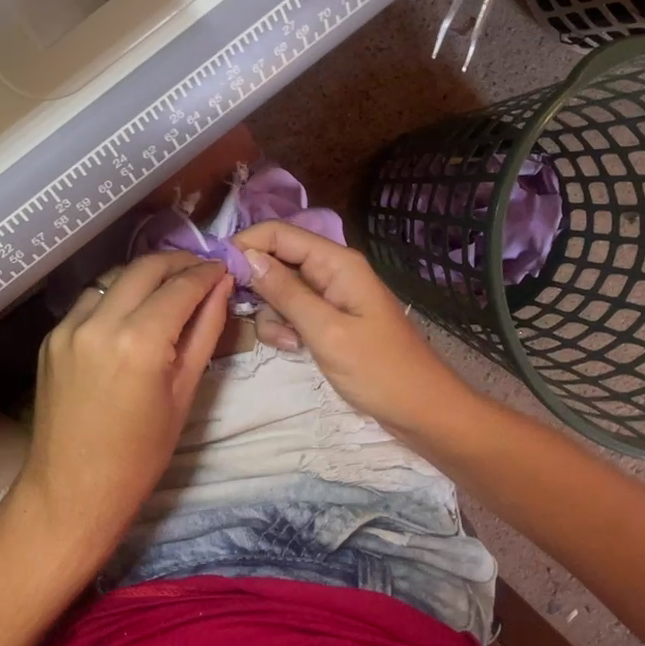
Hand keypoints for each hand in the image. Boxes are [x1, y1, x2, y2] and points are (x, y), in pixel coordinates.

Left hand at [17, 253, 232, 553]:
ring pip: (113, 279)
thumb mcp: (184, 394)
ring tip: (168, 287)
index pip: (180, 287)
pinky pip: (89, 302)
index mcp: (140, 342)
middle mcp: (100, 323)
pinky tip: (131, 312)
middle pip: (144, 267)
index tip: (222, 268)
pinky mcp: (51, 337)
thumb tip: (221, 288)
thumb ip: (204, 333)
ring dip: (143, 276)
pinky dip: (115, 298)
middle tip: (200, 269)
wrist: (72, 490)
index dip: (206, 273)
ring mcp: (68, 327)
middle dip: (176, 262)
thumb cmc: (140, 455)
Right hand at [233, 222, 476, 434]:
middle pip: (276, 259)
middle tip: (248, 315)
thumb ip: (285, 292)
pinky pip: (292, 311)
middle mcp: (331, 270)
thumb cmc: (380, 370)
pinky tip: (294, 349)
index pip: (279, 233)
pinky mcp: (328, 318)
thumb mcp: (326, 331)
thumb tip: (247, 256)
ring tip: (287, 343)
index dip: (247, 246)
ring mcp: (330, 295)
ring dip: (271, 314)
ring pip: (278, 289)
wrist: (423, 412)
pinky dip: (284, 327)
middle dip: (258, 286)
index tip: (221, 276)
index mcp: (337, 262)